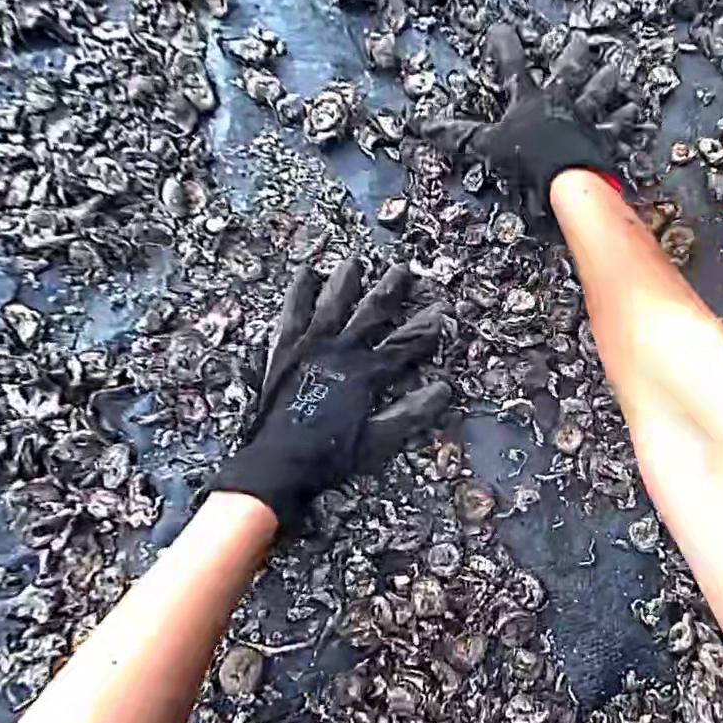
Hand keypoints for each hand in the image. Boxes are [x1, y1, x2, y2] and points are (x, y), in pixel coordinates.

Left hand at [212, 258, 451, 526]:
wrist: (278, 462)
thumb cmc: (330, 455)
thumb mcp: (379, 441)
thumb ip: (411, 413)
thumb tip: (444, 388)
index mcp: (366, 373)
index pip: (404, 345)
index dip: (426, 328)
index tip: (442, 310)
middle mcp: (341, 351)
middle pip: (371, 313)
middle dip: (390, 290)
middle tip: (403, 268)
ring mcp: (310, 347)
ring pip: (332, 304)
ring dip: (346, 281)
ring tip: (355, 261)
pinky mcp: (285, 350)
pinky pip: (292, 313)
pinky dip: (298, 292)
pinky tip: (304, 274)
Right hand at [418, 23, 638, 228]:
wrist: (568, 180)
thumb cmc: (527, 162)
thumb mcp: (487, 146)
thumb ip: (458, 136)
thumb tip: (421, 125)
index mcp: (531, 100)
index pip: (512, 65)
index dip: (504, 47)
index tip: (499, 30)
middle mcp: (562, 101)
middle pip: (568, 71)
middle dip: (573, 56)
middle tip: (581, 42)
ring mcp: (587, 118)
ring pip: (600, 92)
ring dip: (607, 81)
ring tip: (617, 69)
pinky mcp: (606, 139)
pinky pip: (620, 126)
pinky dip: (628, 120)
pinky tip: (637, 112)